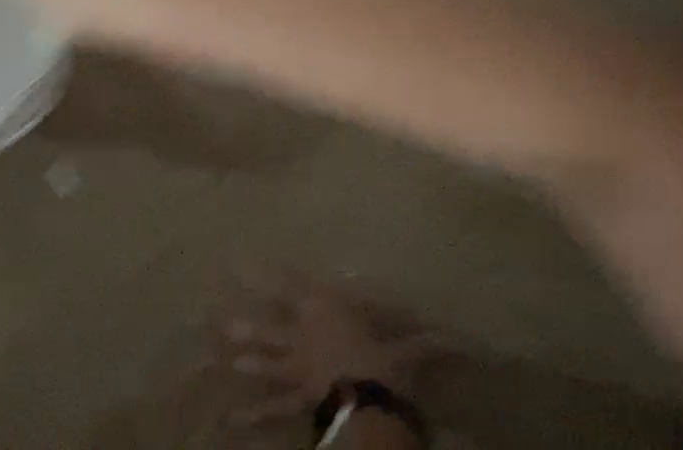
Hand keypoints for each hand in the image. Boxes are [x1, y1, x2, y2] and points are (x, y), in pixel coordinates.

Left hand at [218, 280, 437, 435]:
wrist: (372, 397)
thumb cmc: (390, 360)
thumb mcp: (411, 344)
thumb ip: (428, 339)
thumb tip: (457, 338)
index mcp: (328, 310)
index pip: (297, 285)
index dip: (275, 275)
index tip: (248, 261)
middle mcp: (306, 333)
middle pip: (274, 325)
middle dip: (252, 321)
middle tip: (225, 318)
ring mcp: (299, 366)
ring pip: (269, 360)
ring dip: (250, 359)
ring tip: (229, 359)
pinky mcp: (300, 396)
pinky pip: (275, 408)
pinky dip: (255, 417)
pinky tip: (232, 421)